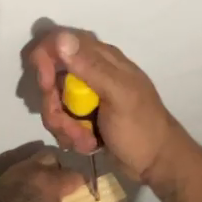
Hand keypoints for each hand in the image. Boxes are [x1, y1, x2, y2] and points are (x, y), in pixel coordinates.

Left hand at [0, 151, 122, 201]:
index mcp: (46, 179)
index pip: (76, 175)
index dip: (86, 189)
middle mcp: (23, 171)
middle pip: (49, 161)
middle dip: (60, 174)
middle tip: (65, 199)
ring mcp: (0, 181)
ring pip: (26, 169)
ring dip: (38, 180)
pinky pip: (8, 184)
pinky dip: (18, 191)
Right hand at [25, 29, 197, 189]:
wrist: (156, 163)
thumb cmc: (141, 127)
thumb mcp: (118, 96)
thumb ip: (90, 67)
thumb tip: (60, 38)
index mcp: (103, 58)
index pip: (61, 41)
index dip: (45, 58)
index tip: (45, 84)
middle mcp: (91, 71)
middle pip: (50, 76)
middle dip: (53, 104)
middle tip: (67, 125)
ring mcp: (86, 94)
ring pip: (52, 101)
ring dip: (63, 125)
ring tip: (85, 140)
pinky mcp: (83, 115)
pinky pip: (60, 118)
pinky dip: (69, 134)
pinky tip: (87, 144)